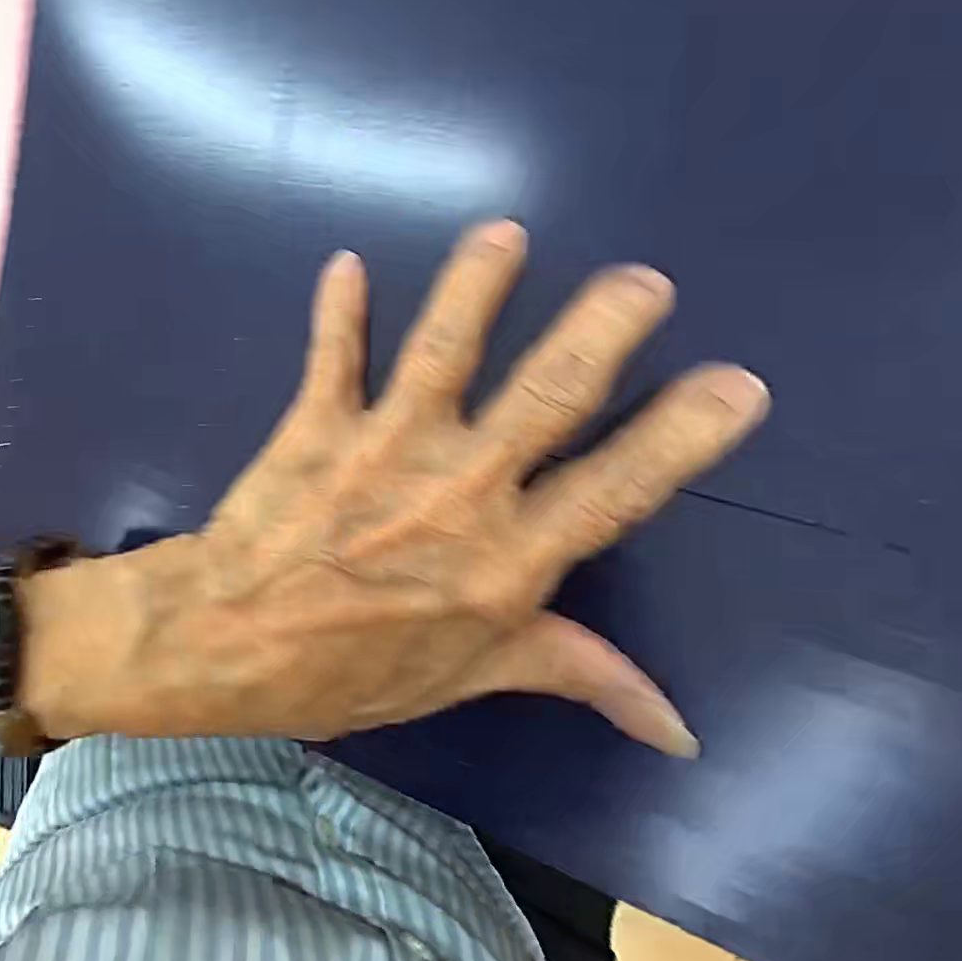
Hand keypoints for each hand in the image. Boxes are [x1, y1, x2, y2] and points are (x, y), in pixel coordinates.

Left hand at [99, 220, 767, 755]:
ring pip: (441, 351)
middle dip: (596, 331)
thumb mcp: (453, 681)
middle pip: (544, 395)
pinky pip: (332, 357)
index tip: (734, 383)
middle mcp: (455, 490)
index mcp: (504, 561)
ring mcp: (381, 448)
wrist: (227, 639)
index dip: (679, 437)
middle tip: (638, 282)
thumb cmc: (336, 671)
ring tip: (500, 235)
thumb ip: (561, 670)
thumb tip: (676, 725)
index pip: (616, 488)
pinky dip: (338, 311)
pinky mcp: (313, 428)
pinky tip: (344, 265)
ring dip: (472, 288)